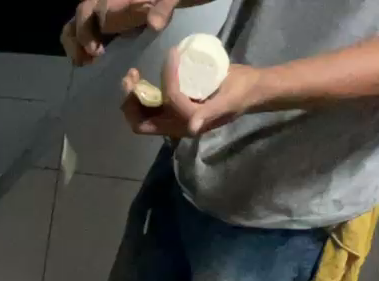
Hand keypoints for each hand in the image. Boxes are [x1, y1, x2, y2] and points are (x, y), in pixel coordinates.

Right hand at [61, 0, 184, 65]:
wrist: (162, 2)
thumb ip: (163, 6)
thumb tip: (155, 24)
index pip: (85, 12)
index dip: (85, 33)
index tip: (97, 52)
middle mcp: (98, 7)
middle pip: (72, 24)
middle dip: (76, 45)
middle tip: (90, 61)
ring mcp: (96, 20)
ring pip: (72, 33)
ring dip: (77, 51)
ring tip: (89, 63)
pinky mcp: (98, 31)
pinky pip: (81, 41)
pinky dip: (83, 53)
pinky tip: (94, 61)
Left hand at [122, 49, 264, 137]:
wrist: (249, 91)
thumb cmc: (241, 94)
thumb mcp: (227, 101)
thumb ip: (210, 113)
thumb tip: (193, 127)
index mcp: (185, 125)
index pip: (168, 102)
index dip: (167, 79)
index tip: (171, 55)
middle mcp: (174, 125)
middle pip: (141, 121)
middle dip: (131, 101)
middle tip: (130, 77)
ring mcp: (171, 117)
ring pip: (141, 114)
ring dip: (132, 96)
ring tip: (132, 75)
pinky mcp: (171, 109)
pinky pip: (148, 106)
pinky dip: (140, 94)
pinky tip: (140, 78)